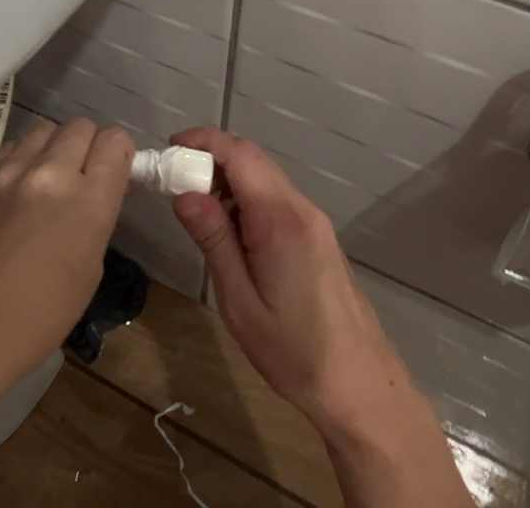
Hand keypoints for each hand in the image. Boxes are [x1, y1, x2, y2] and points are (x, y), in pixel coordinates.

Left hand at [0, 118, 134, 410]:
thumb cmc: (36, 319)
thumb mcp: (88, 271)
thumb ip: (98, 216)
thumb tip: (105, 187)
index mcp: (86, 203)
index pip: (114, 142)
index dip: (120, 154)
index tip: (116, 172)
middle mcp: (49, 175)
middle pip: (80, 127)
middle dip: (90, 146)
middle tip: (84, 175)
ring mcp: (8, 173)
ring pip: (45, 130)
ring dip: (55, 147)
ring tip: (50, 179)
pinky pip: (12, 148)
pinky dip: (24, 158)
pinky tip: (19, 188)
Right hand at [167, 128, 416, 435]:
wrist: (361, 387)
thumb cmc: (294, 352)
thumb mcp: (239, 301)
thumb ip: (214, 240)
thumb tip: (184, 193)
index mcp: (282, 220)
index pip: (240, 155)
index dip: (203, 142)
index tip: (168, 149)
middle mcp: (302, 210)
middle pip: (252, 161)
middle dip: (209, 160)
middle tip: (170, 182)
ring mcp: (314, 223)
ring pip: (264, 180)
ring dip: (226, 181)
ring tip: (191, 208)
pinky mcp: (317, 238)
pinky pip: (275, 201)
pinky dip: (245, 200)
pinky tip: (226, 230)